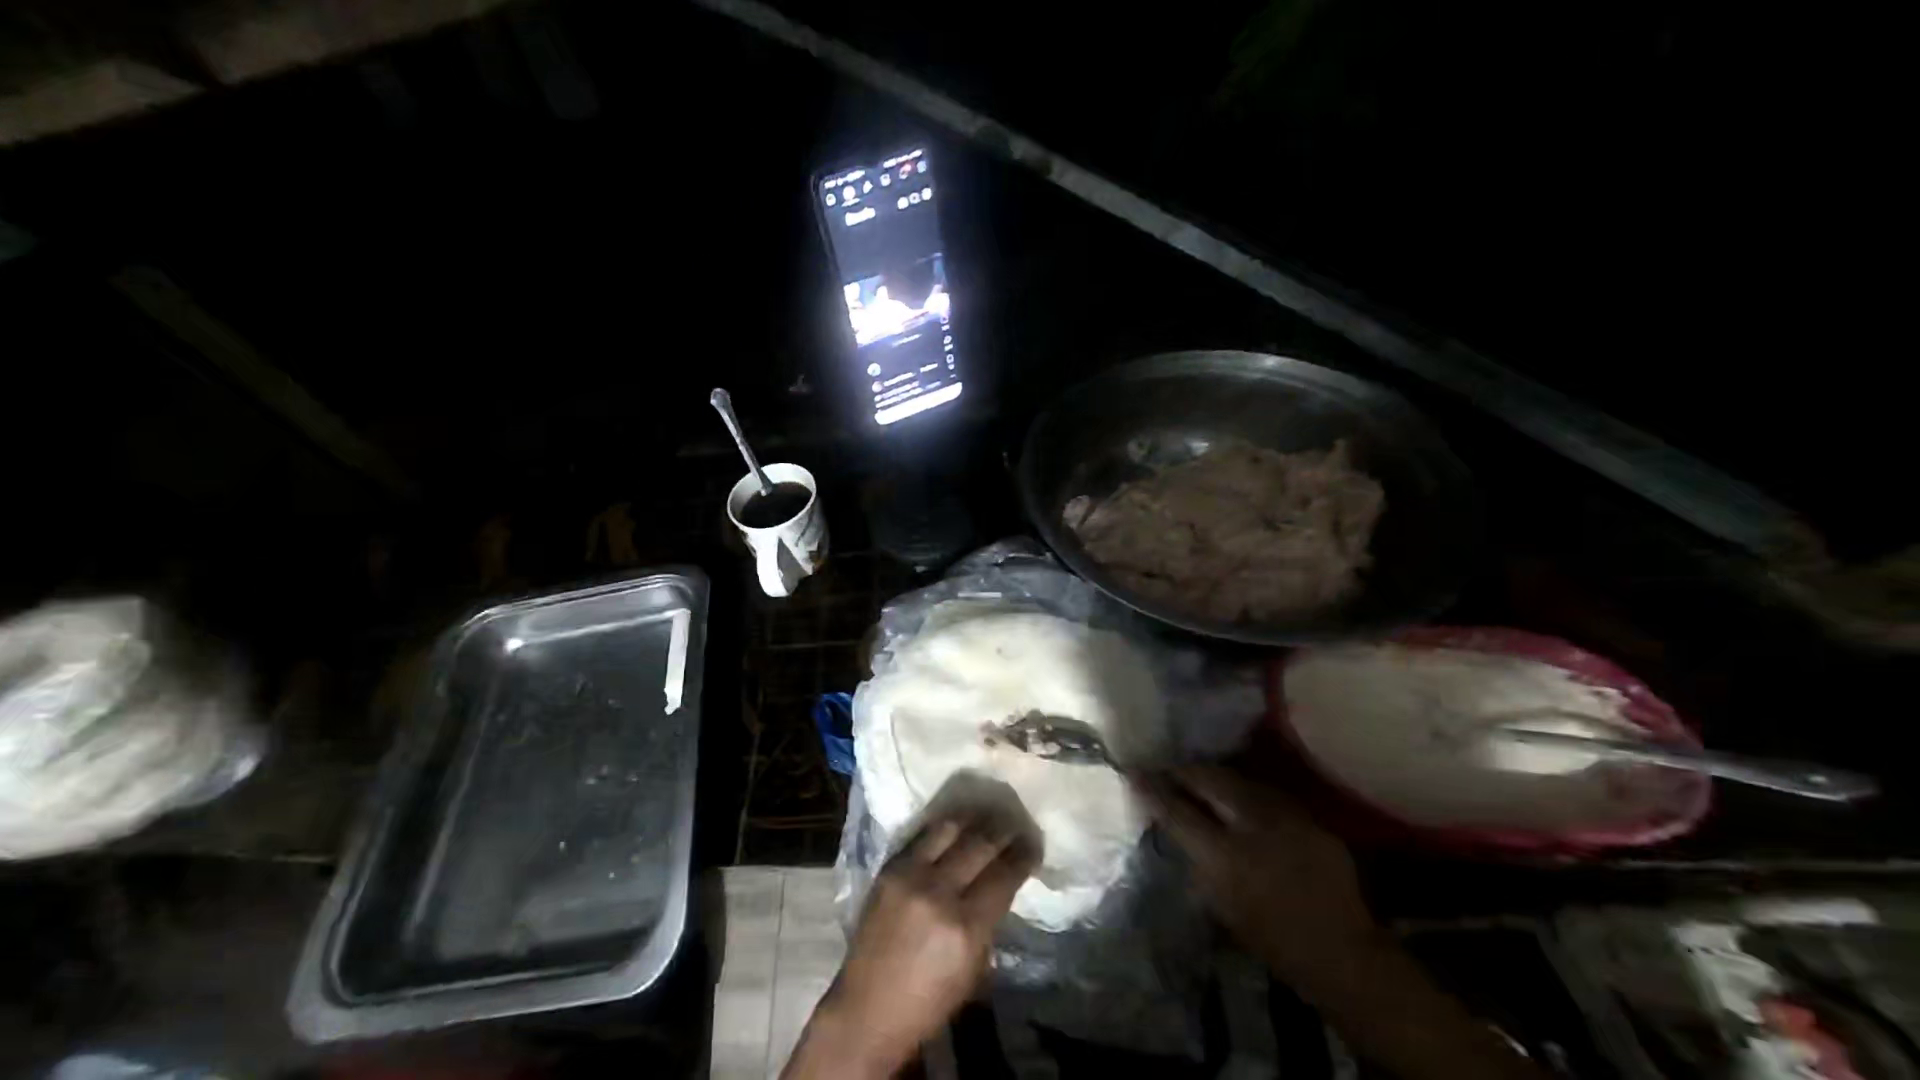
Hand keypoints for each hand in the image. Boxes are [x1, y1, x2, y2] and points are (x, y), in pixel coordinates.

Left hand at [784, 802, 1038, 1078]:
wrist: (866, 1010)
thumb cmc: (929, 1002)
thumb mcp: (974, 967)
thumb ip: (989, 920)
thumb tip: (1002, 882)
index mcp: (966, 927)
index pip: (1004, 874)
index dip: (1024, 854)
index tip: (1034, 843)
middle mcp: (938, 892)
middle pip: (980, 843)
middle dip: (1004, 830)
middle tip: (1017, 821)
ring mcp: (909, 876)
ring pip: (949, 828)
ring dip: (973, 819)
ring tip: (987, 814)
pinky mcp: (888, 870)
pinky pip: (922, 837)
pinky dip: (944, 828)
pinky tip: (957, 824)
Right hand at [1135, 764, 1377, 985]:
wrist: (1341, 954)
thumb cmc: (1270, 939)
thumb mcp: (1219, 903)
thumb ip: (1197, 858)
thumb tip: (1175, 826)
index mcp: (1224, 856)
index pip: (1177, 810)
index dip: (1152, 788)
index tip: (1133, 772)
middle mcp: (1254, 826)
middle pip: (1209, 779)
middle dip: (1184, 771)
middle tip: (1167, 768)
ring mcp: (1286, 817)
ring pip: (1239, 778)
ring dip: (1215, 777)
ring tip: (1199, 777)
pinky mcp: (1310, 818)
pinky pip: (1267, 794)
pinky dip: (1246, 792)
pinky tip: (1239, 797)